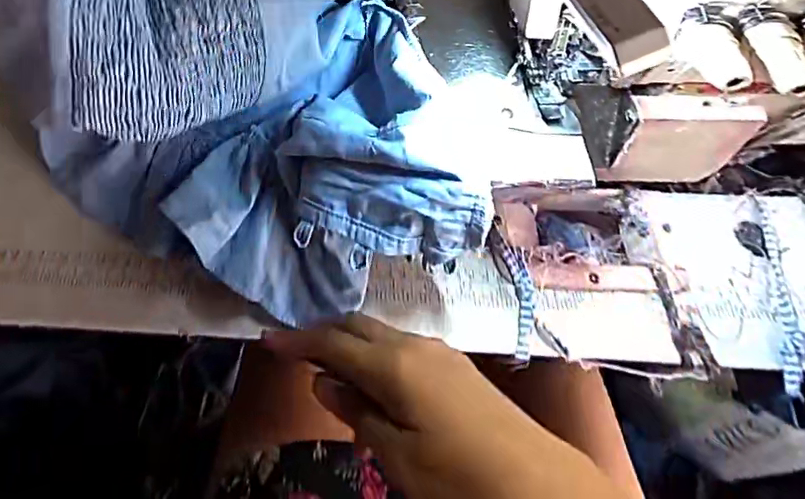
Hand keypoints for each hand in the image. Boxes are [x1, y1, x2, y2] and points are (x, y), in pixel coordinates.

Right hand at [263, 315, 626, 498]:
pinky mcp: (452, 362)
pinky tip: (368, 372)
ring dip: (350, 340)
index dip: (299, 339)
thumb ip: (359, 413)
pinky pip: (400, 344)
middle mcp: (415, 343)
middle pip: (358, 325)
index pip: (335, 341)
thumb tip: (323, 379)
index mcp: (396, 364)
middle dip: (323, 332)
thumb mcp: (399, 457)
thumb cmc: (459, 475)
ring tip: (324, 360)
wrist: (535, 478)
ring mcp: (437, 349)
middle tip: (291, 346)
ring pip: (380, 332)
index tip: (269, 338)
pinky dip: (375, 350)